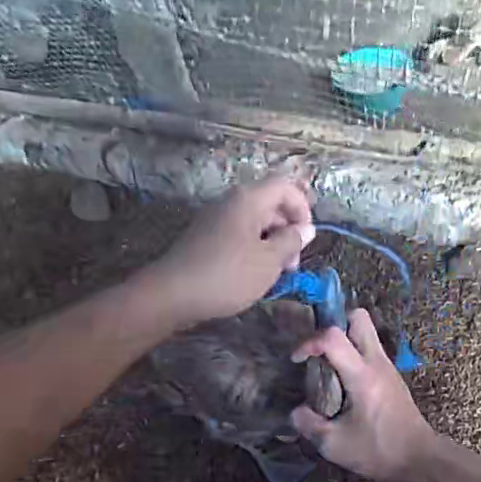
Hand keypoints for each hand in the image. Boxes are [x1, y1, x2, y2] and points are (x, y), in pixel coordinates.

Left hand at [139, 161, 315, 326]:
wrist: (173, 294)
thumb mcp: (269, 261)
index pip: (285, 186)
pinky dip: (252, 252)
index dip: (303, 208)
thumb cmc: (228, 275)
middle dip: (288, 231)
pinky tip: (253, 277)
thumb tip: (305, 229)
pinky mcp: (205, 241)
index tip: (307, 238)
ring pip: (254, 224)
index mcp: (248, 200)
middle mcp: (230, 204)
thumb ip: (291, 242)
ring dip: (271, 245)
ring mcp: (215, 222)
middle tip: (292, 265)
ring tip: (275, 275)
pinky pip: (237, 238)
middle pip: (270, 205)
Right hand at [290, 309, 437, 481]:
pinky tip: (342, 382)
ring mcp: (387, 367)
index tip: (297, 360)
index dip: (308, 343)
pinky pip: (370, 351)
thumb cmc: (379, 451)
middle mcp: (377, 362)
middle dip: (333, 325)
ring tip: (326, 366)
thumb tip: (296, 412)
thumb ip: (309, 425)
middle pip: (358, 318)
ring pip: (366, 332)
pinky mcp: (391, 377)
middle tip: (318, 349)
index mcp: (362, 375)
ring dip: (344, 340)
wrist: (420, 459)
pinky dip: (353, 355)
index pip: (332, 337)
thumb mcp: (334, 445)